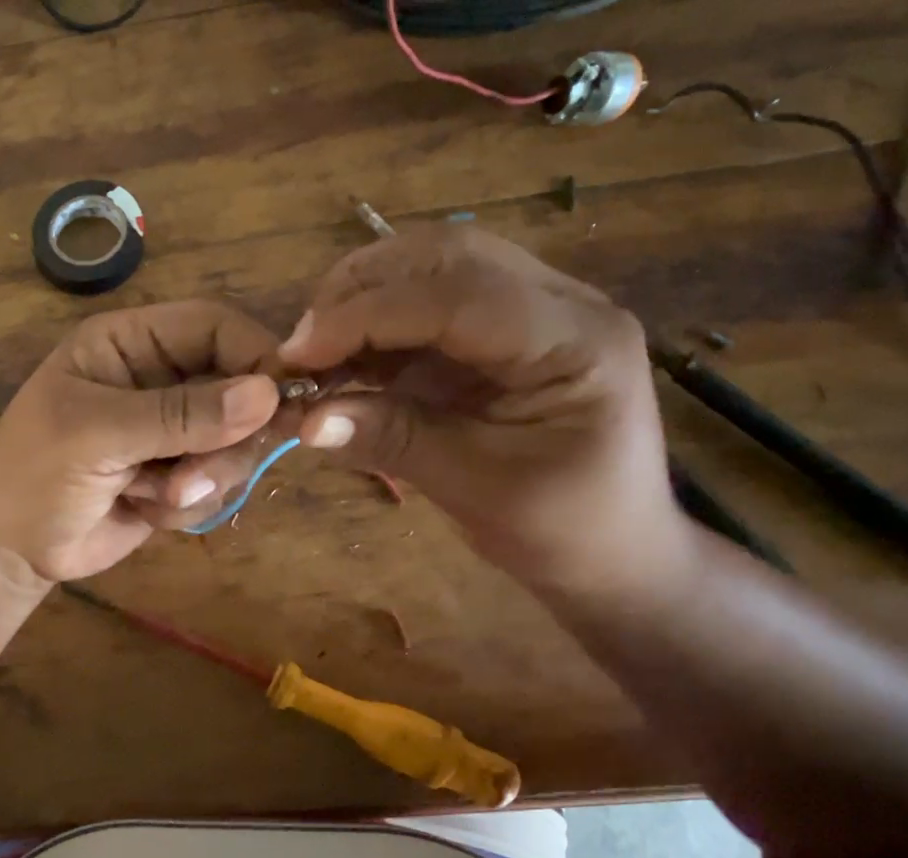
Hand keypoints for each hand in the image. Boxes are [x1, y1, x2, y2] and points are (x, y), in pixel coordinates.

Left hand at [0, 301, 282, 581]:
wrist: (8, 551)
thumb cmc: (32, 476)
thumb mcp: (96, 436)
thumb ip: (179, 415)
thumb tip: (268, 394)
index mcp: (128, 345)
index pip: (213, 326)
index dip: (254, 356)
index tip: (283, 399)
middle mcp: (155, 380)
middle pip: (238, 386)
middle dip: (227, 438)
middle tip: (196, 475)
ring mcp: (169, 432)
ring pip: (235, 441)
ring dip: (205, 477)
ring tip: (159, 498)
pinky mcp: (176, 478)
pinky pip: (218, 484)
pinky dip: (189, 505)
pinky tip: (146, 512)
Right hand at [279, 226, 680, 589]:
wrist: (612, 551)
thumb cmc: (561, 529)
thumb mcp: (475, 490)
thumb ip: (393, 442)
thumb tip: (304, 419)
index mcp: (575, 340)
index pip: (457, 296)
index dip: (366, 315)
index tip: (295, 355)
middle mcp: (559, 303)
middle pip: (446, 256)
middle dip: (359, 290)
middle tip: (297, 348)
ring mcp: (530, 310)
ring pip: (433, 266)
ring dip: (362, 299)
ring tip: (312, 352)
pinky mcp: (498, 330)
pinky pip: (427, 303)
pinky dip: (374, 325)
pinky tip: (340, 360)